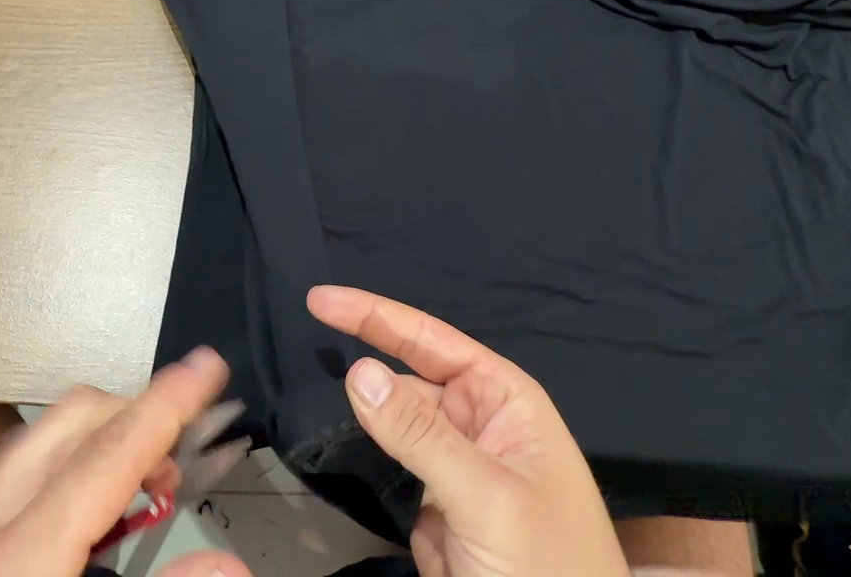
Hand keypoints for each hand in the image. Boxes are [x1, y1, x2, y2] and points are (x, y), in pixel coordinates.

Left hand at [0, 346, 251, 576]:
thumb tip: (229, 566)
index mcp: (17, 559)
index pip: (108, 453)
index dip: (166, 403)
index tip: (207, 367)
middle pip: (73, 419)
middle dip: (139, 411)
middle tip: (185, 447)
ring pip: (42, 431)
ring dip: (104, 433)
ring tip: (147, 472)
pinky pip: (20, 462)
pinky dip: (70, 457)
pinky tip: (91, 499)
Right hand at [308, 286, 628, 576]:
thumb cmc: (545, 566)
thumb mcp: (486, 496)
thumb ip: (420, 433)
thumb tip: (357, 371)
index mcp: (504, 400)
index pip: (429, 340)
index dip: (373, 315)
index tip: (318, 299)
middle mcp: (478, 421)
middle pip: (407, 376)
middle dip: (364, 363)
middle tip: (305, 346)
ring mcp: (455, 465)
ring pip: (394, 419)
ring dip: (361, 411)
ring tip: (311, 392)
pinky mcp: (434, 504)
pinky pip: (391, 461)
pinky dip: (365, 451)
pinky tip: (338, 441)